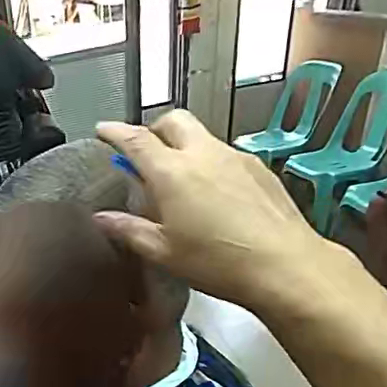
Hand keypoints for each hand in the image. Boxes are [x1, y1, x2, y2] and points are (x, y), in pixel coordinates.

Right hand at [94, 111, 349, 314]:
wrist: (283, 264)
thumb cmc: (219, 263)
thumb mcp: (164, 252)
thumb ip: (129, 230)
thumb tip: (103, 219)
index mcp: (171, 172)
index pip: (135, 139)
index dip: (115, 132)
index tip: (104, 130)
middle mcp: (203, 153)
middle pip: (172, 121)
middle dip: (154, 129)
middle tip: (145, 154)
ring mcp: (235, 157)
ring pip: (202, 136)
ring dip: (184, 147)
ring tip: (180, 181)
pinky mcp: (259, 169)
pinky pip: (226, 155)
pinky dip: (211, 163)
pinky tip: (215, 194)